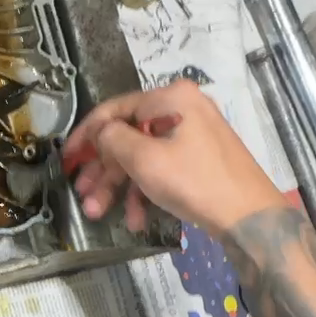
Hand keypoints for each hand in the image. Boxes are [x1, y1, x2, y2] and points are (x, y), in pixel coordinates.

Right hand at [59, 80, 287, 237]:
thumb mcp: (143, 159)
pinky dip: (143, 190)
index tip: (66, 159)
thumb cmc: (194, 181)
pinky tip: (134, 218)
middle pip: (126, 136)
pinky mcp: (197, 157)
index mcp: (170, 99)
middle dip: (102, 170)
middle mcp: (181, 109)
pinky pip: (159, 167)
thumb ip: (111, 139)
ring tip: (99, 212)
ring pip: (140, 156)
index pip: (113, 110)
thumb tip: (100, 134)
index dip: (84, 136)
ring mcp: (191, 133)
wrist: (249, 216)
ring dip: (118, 185)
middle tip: (82, 193)